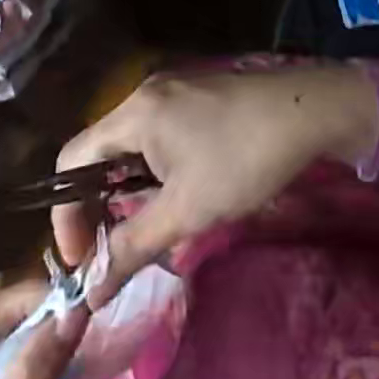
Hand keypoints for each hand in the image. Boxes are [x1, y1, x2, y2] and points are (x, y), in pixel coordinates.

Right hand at [53, 65, 375, 305]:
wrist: (310, 109)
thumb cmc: (242, 157)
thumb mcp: (187, 209)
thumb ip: (132, 245)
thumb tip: (90, 287)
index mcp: (135, 113)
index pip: (73, 160)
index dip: (68, 214)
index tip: (84, 259)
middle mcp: (148, 93)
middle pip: (102, 150)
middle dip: (100, 203)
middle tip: (114, 248)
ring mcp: (177, 90)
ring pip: (134, 144)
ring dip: (132, 188)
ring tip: (150, 226)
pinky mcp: (202, 96)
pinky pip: (161, 135)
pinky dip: (158, 169)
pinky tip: (183, 192)